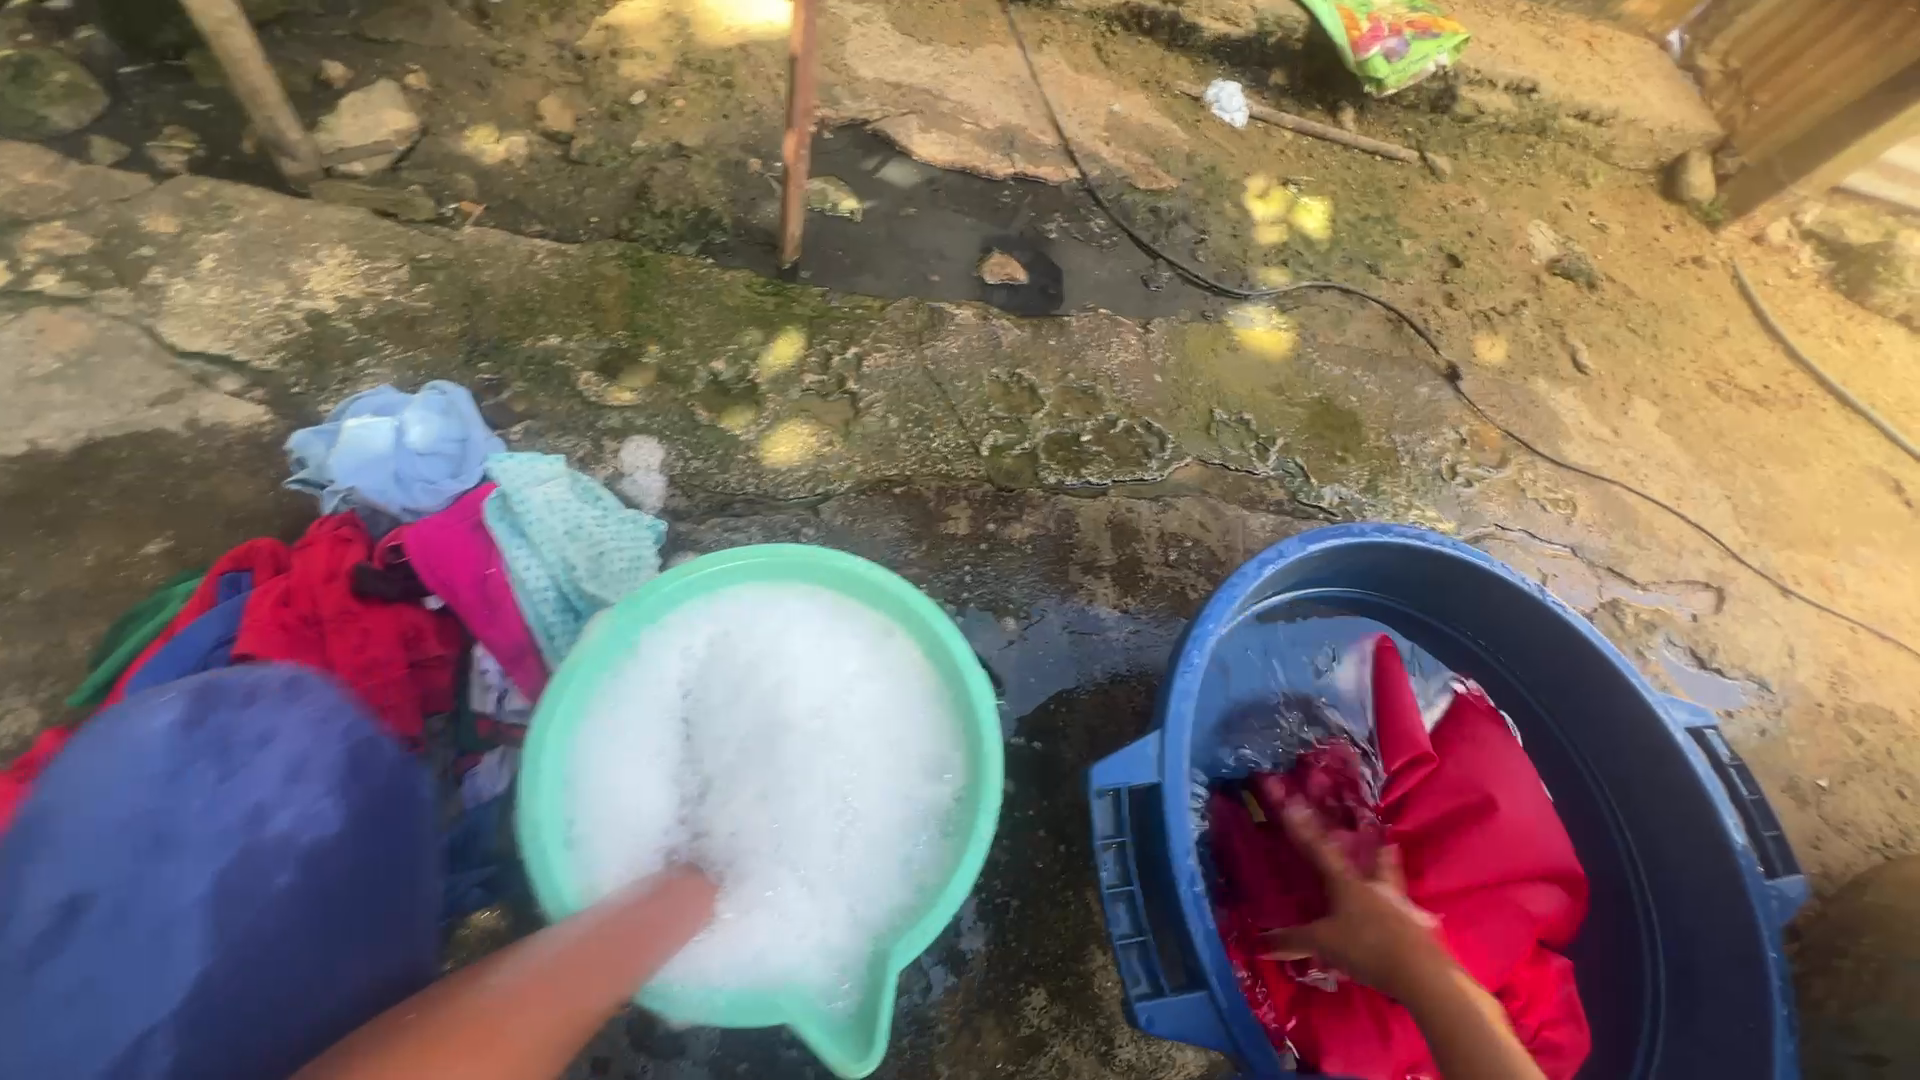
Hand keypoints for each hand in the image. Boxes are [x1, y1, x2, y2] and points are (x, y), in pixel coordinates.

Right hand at [1259, 799, 1450, 999]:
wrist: (1421, 975)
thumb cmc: (1366, 947)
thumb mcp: (1322, 943)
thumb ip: (1292, 941)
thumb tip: (1259, 943)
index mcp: (1348, 884)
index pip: (1320, 850)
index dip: (1304, 828)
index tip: (1296, 801)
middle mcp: (1376, 889)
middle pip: (1375, 862)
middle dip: (1375, 849)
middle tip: (1382, 836)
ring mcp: (1402, 909)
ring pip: (1395, 885)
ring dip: (1392, 874)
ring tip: (1395, 860)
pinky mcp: (1420, 933)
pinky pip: (1410, 916)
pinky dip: (1408, 913)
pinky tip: (1413, 918)